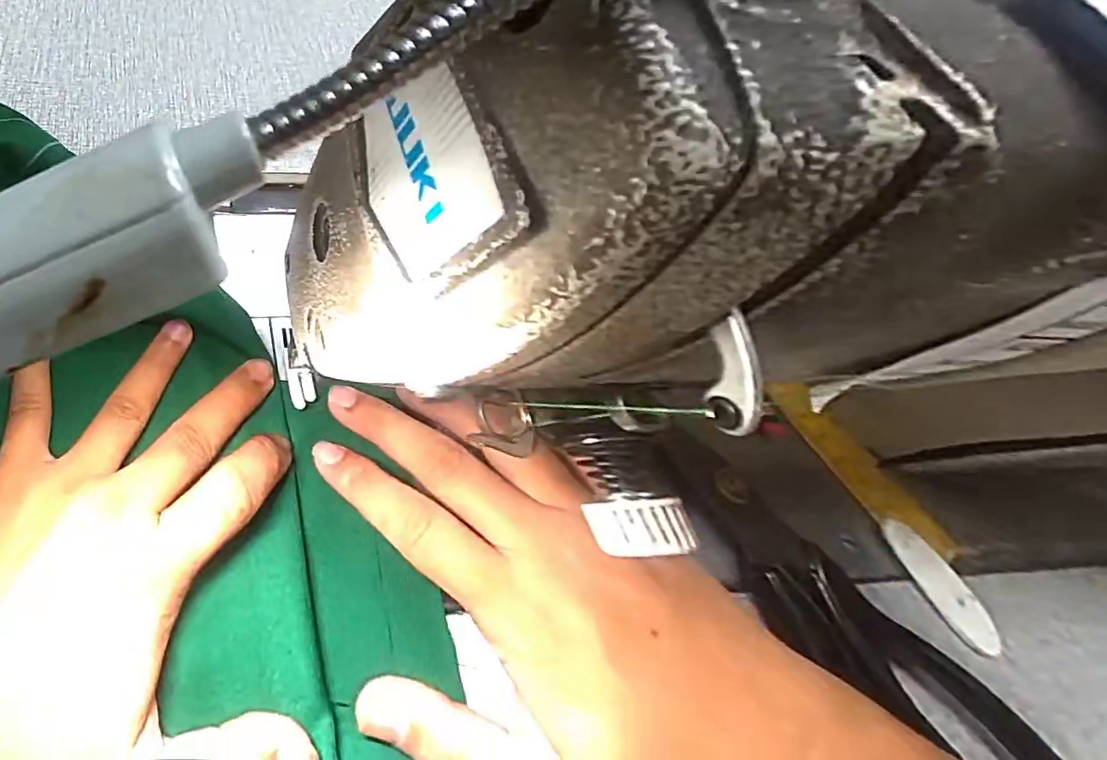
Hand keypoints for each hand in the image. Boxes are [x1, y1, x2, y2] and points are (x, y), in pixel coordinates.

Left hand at [0, 322, 305, 759]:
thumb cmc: (35, 731)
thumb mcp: (144, 754)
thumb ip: (228, 745)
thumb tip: (303, 748)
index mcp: (158, 562)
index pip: (232, 496)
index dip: (262, 464)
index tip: (280, 441)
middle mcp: (121, 507)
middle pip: (191, 439)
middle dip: (229, 401)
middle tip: (255, 368)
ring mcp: (66, 483)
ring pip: (125, 410)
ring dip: (155, 369)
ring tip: (178, 333)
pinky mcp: (13, 477)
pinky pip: (29, 417)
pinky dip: (36, 381)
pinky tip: (40, 351)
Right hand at [312, 387, 946, 759]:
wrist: (777, 742)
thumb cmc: (658, 753)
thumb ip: (450, 732)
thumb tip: (373, 702)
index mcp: (518, 605)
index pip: (417, 526)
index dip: (365, 486)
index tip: (329, 455)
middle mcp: (546, 546)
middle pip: (449, 466)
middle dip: (389, 427)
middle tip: (349, 397)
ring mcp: (587, 520)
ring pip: (502, 443)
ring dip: (449, 408)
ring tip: (409, 384)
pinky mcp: (620, 514)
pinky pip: (556, 450)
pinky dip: (516, 423)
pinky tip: (498, 409)